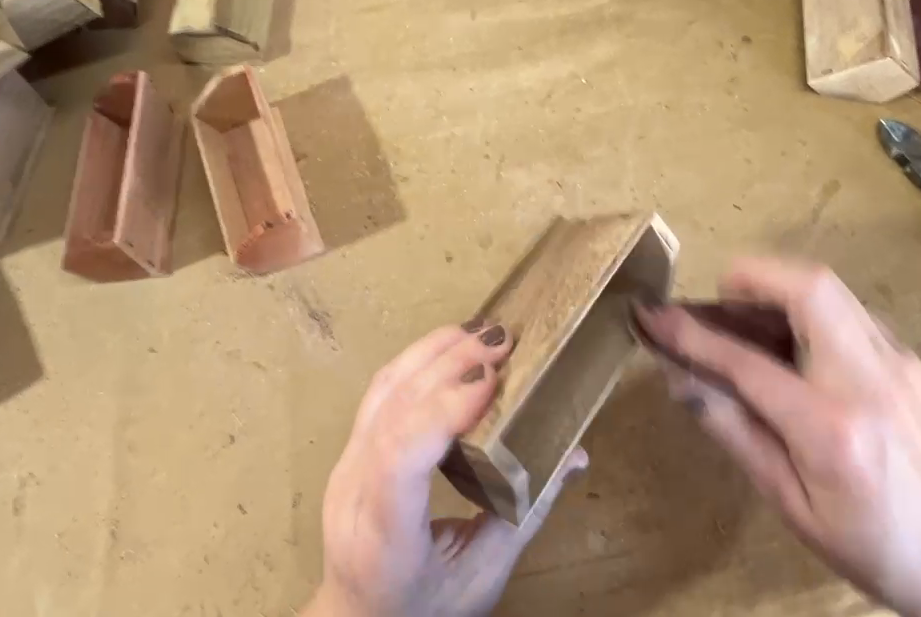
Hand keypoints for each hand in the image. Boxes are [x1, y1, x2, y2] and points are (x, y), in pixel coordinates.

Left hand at [305, 322, 587, 616]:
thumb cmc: (422, 608)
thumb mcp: (481, 576)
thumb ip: (526, 513)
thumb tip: (576, 454)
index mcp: (384, 536)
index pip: (400, 459)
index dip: (443, 409)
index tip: (491, 379)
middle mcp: (353, 490)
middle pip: (394, 409)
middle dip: (449, 364)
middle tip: (502, 339)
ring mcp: (344, 463)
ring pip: (383, 389)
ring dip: (432, 351)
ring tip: (479, 332)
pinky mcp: (349, 448)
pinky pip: (379, 391)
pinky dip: (416, 360)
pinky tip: (447, 348)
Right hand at [634, 257, 920, 616]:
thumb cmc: (870, 544)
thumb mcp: (789, 502)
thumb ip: (732, 430)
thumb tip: (679, 376)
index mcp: (832, 430)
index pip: (747, 362)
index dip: (692, 335)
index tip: (654, 315)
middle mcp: (869, 378)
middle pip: (808, 288)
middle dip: (752, 276)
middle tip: (719, 300)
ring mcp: (896, 361)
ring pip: (829, 288)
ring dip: (777, 287)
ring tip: (746, 318)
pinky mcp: (907, 357)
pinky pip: (846, 309)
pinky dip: (805, 306)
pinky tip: (790, 343)